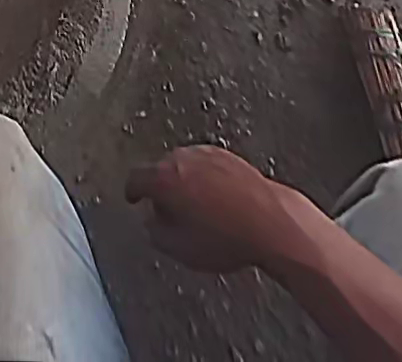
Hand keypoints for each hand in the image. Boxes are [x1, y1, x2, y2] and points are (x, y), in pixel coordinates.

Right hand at [126, 145, 304, 272]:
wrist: (269, 221)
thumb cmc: (226, 237)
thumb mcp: (180, 249)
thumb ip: (155, 232)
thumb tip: (152, 222)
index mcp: (164, 178)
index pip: (136, 178)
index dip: (132, 191)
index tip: (133, 197)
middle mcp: (182, 158)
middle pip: (161, 170)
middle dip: (162, 190)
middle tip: (171, 215)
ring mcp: (205, 153)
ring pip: (184, 166)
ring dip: (185, 182)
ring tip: (200, 212)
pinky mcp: (226, 154)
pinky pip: (205, 165)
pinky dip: (205, 178)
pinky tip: (218, 201)